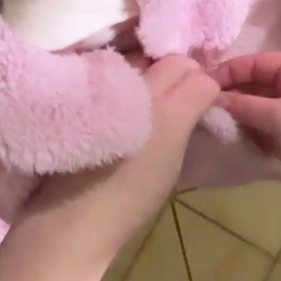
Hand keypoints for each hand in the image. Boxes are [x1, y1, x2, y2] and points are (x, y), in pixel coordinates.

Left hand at [22, 56, 220, 257]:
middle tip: (180, 97)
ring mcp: (113, 88)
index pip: (202, 79)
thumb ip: (184, 124)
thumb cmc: (130, 202)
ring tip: (149, 99)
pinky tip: (123, 102)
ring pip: (145, 62)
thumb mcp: (173, 164)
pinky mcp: (86, 91)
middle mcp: (143, 91)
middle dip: (185, 74)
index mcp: (170, 114)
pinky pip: (117, 71)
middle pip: (175, 62)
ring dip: (153, 74)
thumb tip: (192, 104)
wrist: (74, 218)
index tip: (202, 105)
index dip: (206, 90)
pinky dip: (127, 80)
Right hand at [211, 52, 280, 203]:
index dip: (229, 72)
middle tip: (202, 109)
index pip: (256, 62)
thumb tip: (212, 98)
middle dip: (232, 96)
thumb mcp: (280, 115)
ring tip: (212, 125)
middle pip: (257, 85)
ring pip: (260, 108)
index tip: (202, 87)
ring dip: (240, 117)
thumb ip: (244, 106)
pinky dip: (251, 133)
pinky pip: (267, 129)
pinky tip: (232, 140)